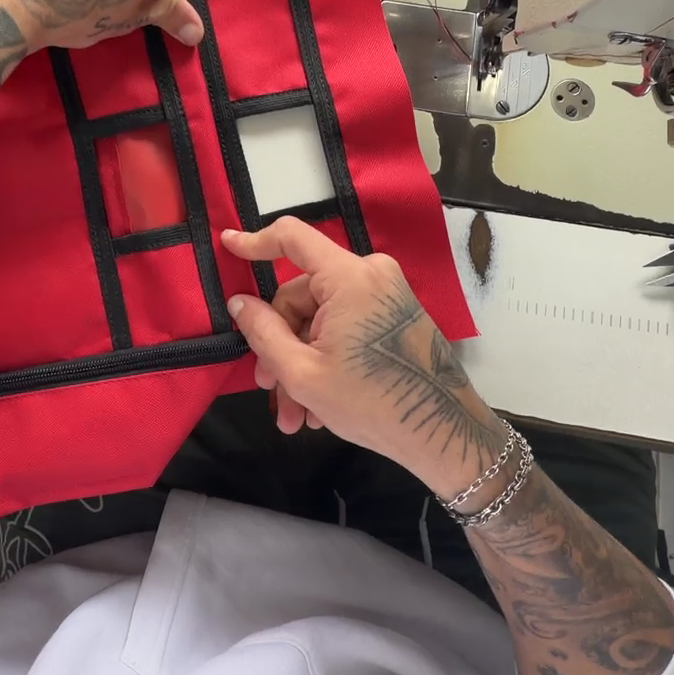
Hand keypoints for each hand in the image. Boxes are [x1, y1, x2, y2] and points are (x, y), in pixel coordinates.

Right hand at [221, 219, 505, 494]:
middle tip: (267, 388)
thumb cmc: (372, 403)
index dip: (254, 241)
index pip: (292, 237)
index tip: (227, 245)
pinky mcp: (394, 316)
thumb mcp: (302, 373)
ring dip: (301, 362)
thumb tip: (239, 302)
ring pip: (320, 319)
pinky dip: (326, 359)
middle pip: (301, 294)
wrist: (447, 437)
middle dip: (280, 343)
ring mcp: (386, 295)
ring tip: (295, 412)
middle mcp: (370, 275)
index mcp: (349, 277)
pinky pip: (344, 327)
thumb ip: (262, 331)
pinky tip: (318, 405)